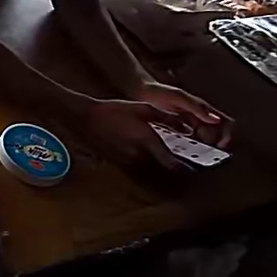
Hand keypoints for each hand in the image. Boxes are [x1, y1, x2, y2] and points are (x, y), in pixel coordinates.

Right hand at [77, 98, 193, 169]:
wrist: (85, 118)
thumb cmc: (114, 110)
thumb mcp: (143, 108)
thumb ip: (167, 119)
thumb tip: (187, 128)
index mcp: (148, 141)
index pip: (171, 163)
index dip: (184, 168)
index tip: (192, 167)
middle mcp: (139, 154)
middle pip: (160, 165)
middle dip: (166, 159)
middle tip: (168, 150)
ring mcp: (126, 159)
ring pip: (146, 164)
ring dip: (151, 158)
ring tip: (147, 145)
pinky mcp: (116, 161)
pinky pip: (133, 162)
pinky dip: (137, 157)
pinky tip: (131, 145)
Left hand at [131, 83, 232, 148]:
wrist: (141, 92)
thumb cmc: (159, 91)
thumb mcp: (178, 98)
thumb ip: (196, 107)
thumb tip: (216, 120)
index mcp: (204, 109)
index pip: (227, 123)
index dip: (229, 134)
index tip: (221, 146)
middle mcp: (199, 117)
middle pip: (217, 134)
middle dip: (215, 144)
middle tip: (204, 150)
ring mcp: (189, 124)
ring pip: (204, 139)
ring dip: (202, 147)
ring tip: (192, 152)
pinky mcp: (177, 129)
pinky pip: (188, 141)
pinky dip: (188, 146)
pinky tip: (180, 150)